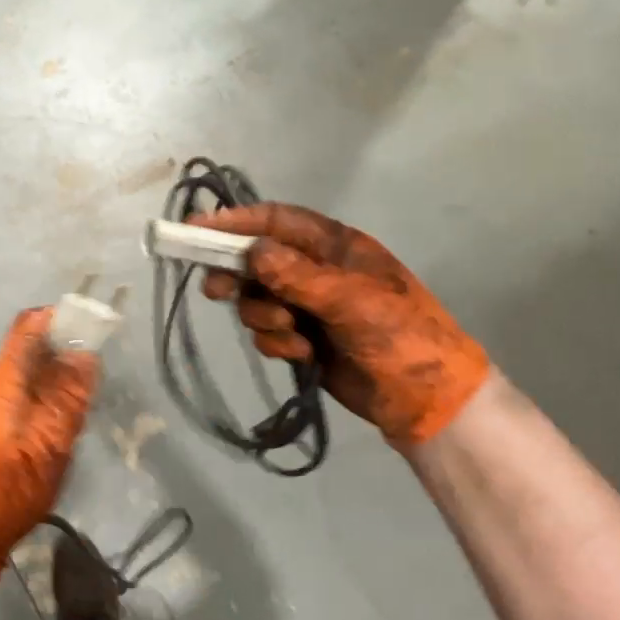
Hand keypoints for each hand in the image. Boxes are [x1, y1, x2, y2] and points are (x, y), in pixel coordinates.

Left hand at [0, 308, 99, 600]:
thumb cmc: (7, 492)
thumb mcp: (50, 450)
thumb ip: (68, 399)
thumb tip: (85, 355)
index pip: (25, 327)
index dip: (56, 319)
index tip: (84, 327)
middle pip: (20, 354)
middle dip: (54, 360)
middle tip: (84, 385)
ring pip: (12, 379)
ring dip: (40, 386)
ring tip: (66, 416)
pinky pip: (0, 399)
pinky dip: (23, 404)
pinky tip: (38, 434)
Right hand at [194, 203, 488, 444]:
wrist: (424, 398)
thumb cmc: (400, 337)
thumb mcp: (351, 301)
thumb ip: (297, 276)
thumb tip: (252, 252)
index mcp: (336, 246)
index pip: (276, 221)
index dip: (235, 222)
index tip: (195, 229)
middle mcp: (317, 269)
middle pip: (256, 260)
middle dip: (237, 276)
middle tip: (216, 292)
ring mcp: (308, 305)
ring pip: (257, 299)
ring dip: (263, 317)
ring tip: (291, 333)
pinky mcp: (302, 337)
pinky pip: (267, 331)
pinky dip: (276, 342)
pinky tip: (301, 354)